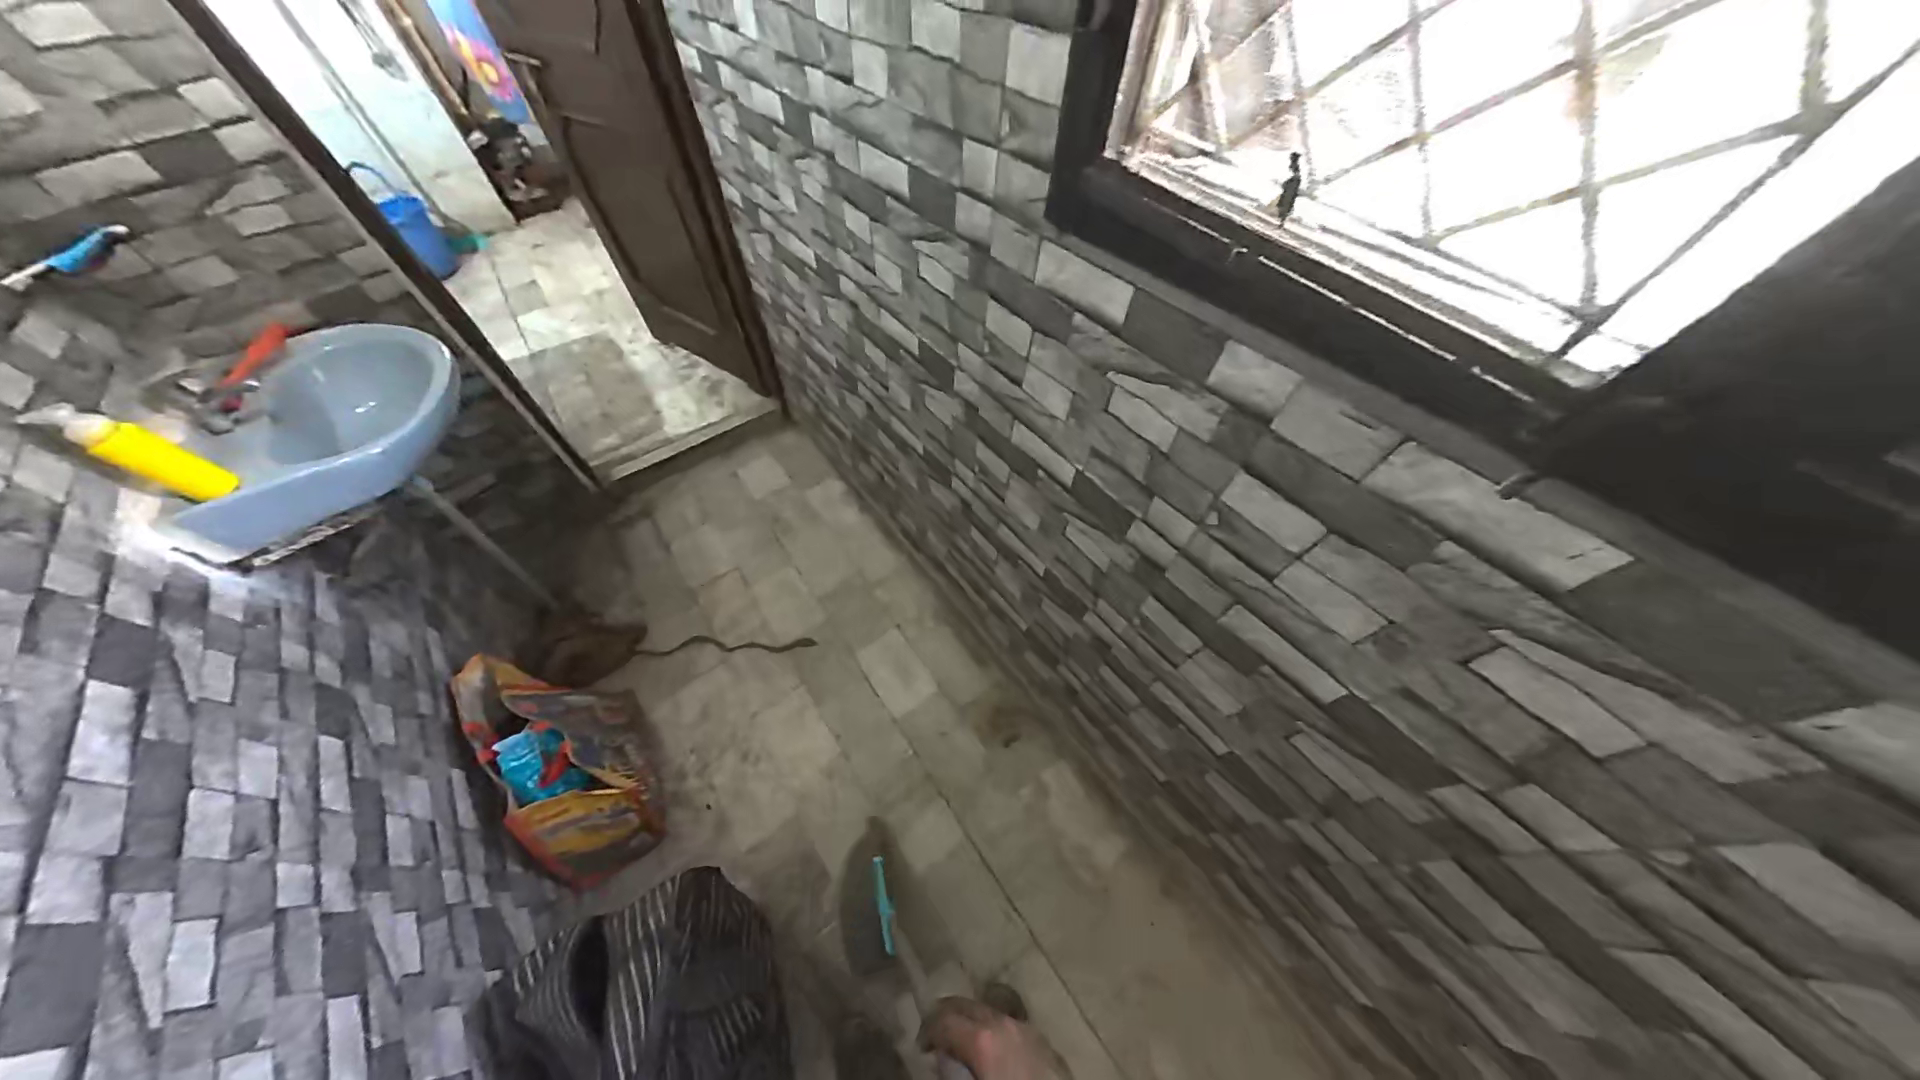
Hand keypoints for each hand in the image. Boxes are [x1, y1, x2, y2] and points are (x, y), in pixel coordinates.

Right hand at [917, 996, 1071, 1079]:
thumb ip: (954, 1073)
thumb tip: (943, 1059)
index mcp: (983, 1038)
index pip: (944, 1019)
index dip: (927, 1029)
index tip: (920, 1048)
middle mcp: (1004, 1023)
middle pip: (966, 1005)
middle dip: (947, 1017)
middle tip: (935, 1039)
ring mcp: (1028, 1029)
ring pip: (990, 1011)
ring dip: (972, 1022)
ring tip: (964, 1046)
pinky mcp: (1046, 1043)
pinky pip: (1012, 1025)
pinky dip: (995, 1031)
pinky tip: (995, 1053)